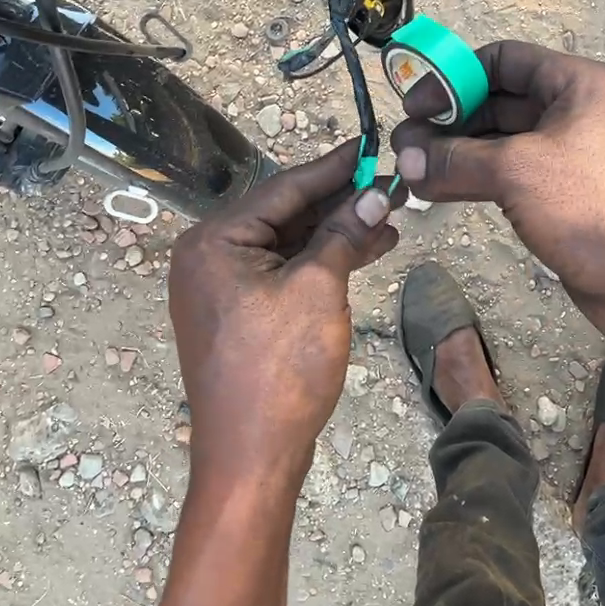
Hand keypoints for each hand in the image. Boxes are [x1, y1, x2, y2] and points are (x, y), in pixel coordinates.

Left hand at [167, 140, 397, 484]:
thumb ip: (344, 233)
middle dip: (342, 202)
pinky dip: (325, 261)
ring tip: (392, 215)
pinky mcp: (244, 312)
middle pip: (287, 214)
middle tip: (391, 184)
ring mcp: (226, 287)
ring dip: (339, 231)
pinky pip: (288, 271)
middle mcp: (212, 256)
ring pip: (292, 243)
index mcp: (215, 241)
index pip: (284, 189)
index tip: (371, 146)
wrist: (251, 459)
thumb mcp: (318, 290)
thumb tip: (377, 194)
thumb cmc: (280, 369)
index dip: (334, 168)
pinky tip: (370, 247)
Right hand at [390, 41, 604, 339]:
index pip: (504, 59)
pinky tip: (435, 190)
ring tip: (409, 170)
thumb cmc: (592, 208)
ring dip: (455, 153)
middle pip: (498, 100)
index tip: (416, 104)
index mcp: (577, 84)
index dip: (455, 76)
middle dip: (449, 120)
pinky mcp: (561, 194)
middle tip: (403, 144)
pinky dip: (472, 178)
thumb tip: (402, 159)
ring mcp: (567, 155)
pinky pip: (507, 174)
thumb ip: (455, 159)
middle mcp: (573, 111)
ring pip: (499, 141)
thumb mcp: (517, 171)